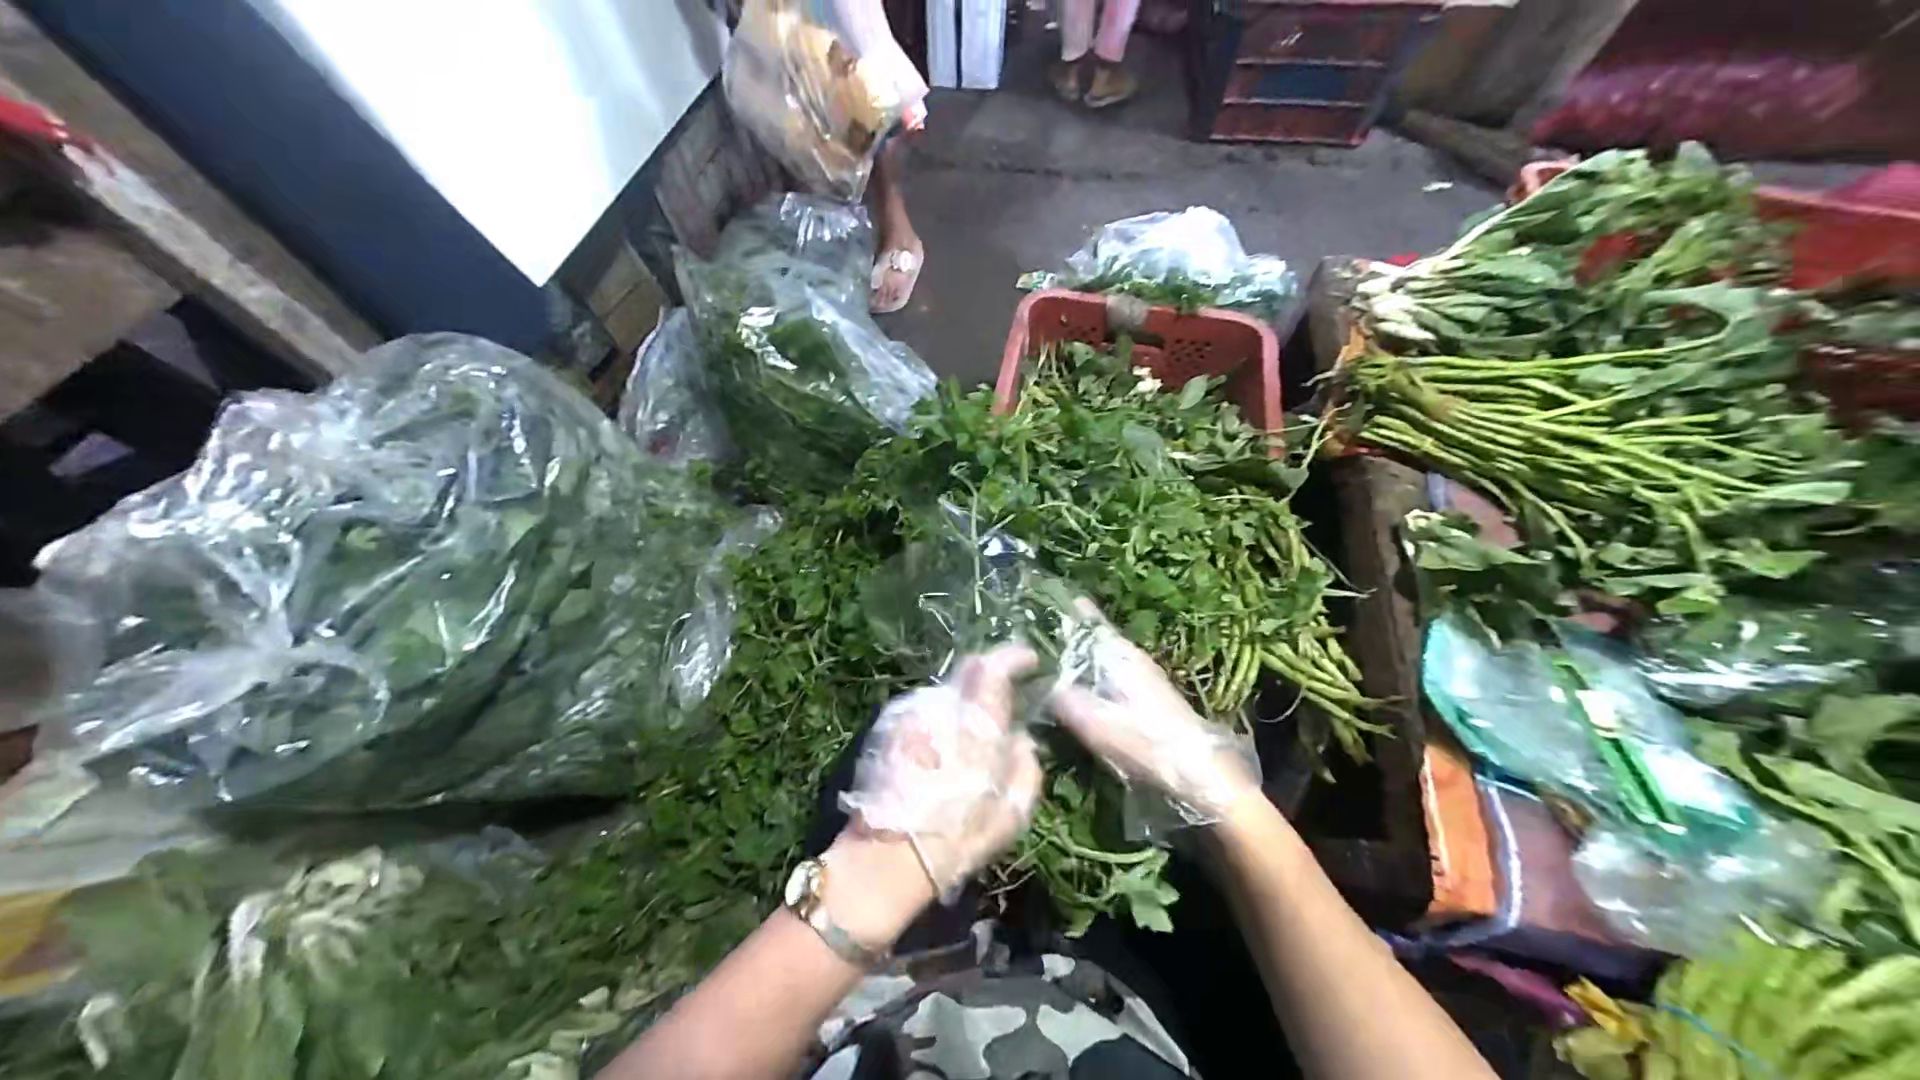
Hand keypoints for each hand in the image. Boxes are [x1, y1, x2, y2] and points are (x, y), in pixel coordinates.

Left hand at [837, 645, 1042, 922]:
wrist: (887, 855)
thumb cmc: (957, 836)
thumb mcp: (1011, 812)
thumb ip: (1025, 767)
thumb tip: (1022, 739)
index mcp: (976, 725)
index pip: (994, 667)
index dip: (1014, 657)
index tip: (1030, 660)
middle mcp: (940, 707)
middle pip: (967, 670)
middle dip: (989, 673)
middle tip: (1003, 690)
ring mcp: (910, 714)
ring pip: (944, 690)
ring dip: (962, 701)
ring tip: (969, 733)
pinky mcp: (887, 727)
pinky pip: (923, 709)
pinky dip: (939, 718)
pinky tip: (940, 749)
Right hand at [1048, 618, 1258, 820]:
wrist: (1201, 775)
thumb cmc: (1150, 745)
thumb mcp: (1099, 725)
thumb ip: (1064, 701)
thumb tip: (1034, 683)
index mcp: (1122, 656)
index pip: (1089, 620)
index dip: (1064, 609)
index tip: (1037, 600)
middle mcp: (1131, 659)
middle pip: (1091, 637)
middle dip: (1063, 634)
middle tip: (1025, 633)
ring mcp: (1139, 678)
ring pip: (1097, 658)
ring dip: (1073, 657)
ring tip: (1038, 660)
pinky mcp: (1142, 699)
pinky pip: (1104, 676)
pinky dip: (1084, 676)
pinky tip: (1067, 690)